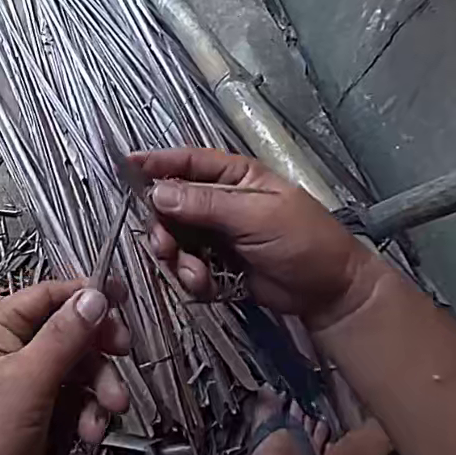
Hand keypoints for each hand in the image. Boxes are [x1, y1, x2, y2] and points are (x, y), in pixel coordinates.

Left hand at [0, 280, 131, 454]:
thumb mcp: (26, 380)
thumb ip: (64, 336)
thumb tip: (93, 296)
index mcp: (0, 326)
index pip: (51, 294)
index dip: (87, 295)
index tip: (120, 298)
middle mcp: (16, 346)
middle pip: (74, 330)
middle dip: (100, 348)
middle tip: (122, 352)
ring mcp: (32, 379)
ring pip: (83, 366)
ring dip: (100, 387)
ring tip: (108, 409)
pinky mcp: (45, 409)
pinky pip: (79, 398)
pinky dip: (90, 412)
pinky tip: (89, 432)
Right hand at [130, 147, 384, 329]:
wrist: (330, 292)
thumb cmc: (302, 239)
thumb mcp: (256, 214)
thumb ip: (205, 204)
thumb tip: (157, 193)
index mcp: (234, 177)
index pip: (188, 162)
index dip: (156, 163)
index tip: (125, 166)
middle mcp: (220, 203)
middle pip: (171, 206)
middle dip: (163, 228)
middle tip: (165, 246)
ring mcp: (217, 235)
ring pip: (176, 239)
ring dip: (178, 258)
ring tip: (195, 273)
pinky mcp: (217, 265)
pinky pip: (188, 266)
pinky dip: (192, 277)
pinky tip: (207, 285)